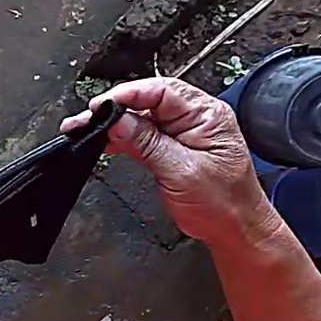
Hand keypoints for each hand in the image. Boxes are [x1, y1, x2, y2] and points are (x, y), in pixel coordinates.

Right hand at [64, 77, 284, 248]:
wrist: (235, 229)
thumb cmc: (224, 204)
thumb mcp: (182, 171)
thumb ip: (148, 143)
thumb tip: (118, 122)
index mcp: (206, 115)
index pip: (161, 91)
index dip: (127, 95)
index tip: (101, 105)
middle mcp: (194, 118)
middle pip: (146, 101)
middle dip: (114, 108)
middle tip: (87, 118)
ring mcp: (181, 133)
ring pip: (139, 119)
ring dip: (112, 124)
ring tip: (85, 129)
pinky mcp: (170, 148)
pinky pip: (140, 136)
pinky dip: (120, 139)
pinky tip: (102, 142)